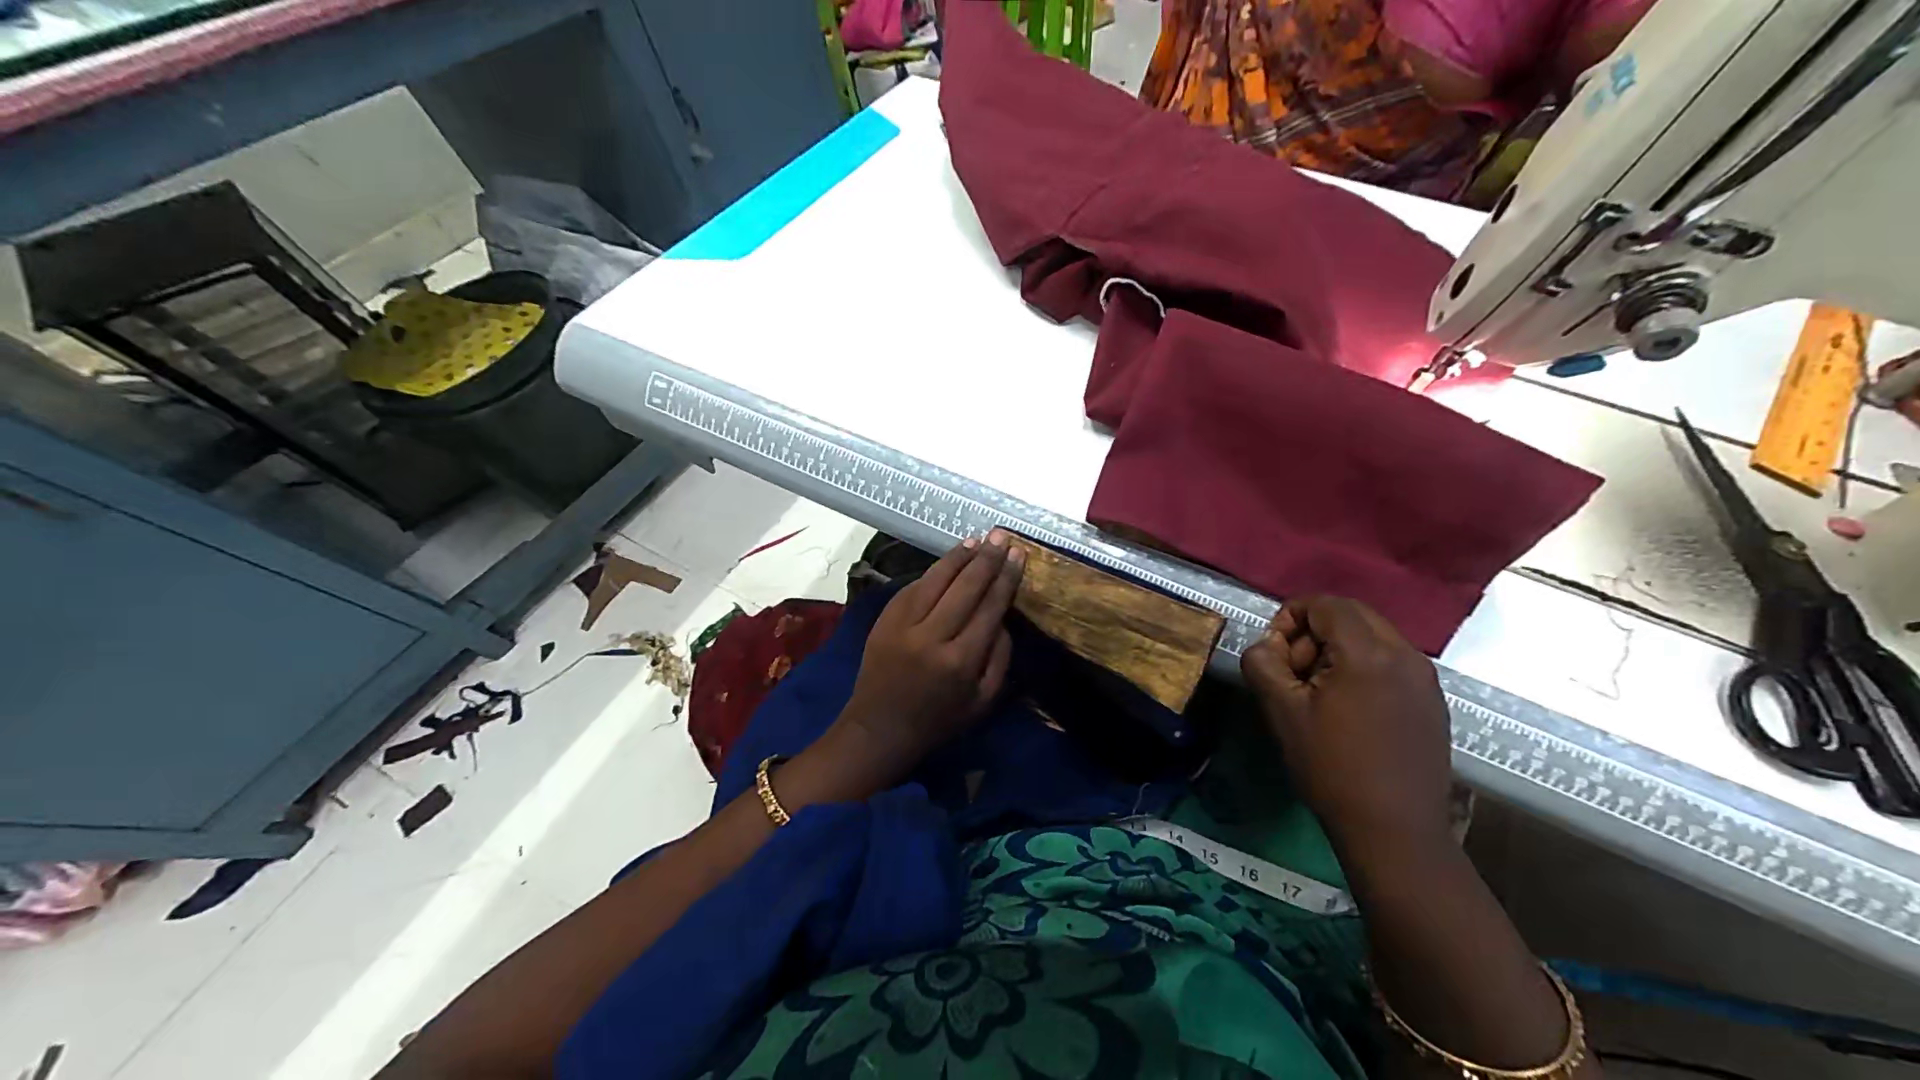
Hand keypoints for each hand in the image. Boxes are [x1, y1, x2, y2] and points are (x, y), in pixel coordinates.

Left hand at [830, 531, 1025, 782]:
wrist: (879, 729)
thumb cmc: (938, 720)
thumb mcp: (982, 702)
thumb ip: (999, 659)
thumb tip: (1004, 619)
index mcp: (961, 661)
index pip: (990, 608)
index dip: (1005, 578)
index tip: (1018, 555)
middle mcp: (931, 637)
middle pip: (965, 587)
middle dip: (986, 559)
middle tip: (1001, 536)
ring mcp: (903, 625)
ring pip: (935, 580)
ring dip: (958, 557)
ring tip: (977, 540)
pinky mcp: (884, 620)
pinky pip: (913, 588)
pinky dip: (934, 572)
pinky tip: (949, 561)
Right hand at [1242, 596, 1454, 851]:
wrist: (1394, 830)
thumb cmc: (1331, 766)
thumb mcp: (1281, 711)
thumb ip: (1262, 662)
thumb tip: (1267, 645)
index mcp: (1368, 652)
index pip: (1325, 604)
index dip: (1290, 617)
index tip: (1276, 655)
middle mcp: (1405, 654)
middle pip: (1351, 615)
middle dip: (1314, 632)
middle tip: (1294, 672)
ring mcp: (1425, 678)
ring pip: (1372, 637)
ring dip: (1337, 649)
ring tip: (1319, 693)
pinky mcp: (1433, 701)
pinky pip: (1390, 662)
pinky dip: (1362, 668)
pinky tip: (1349, 710)